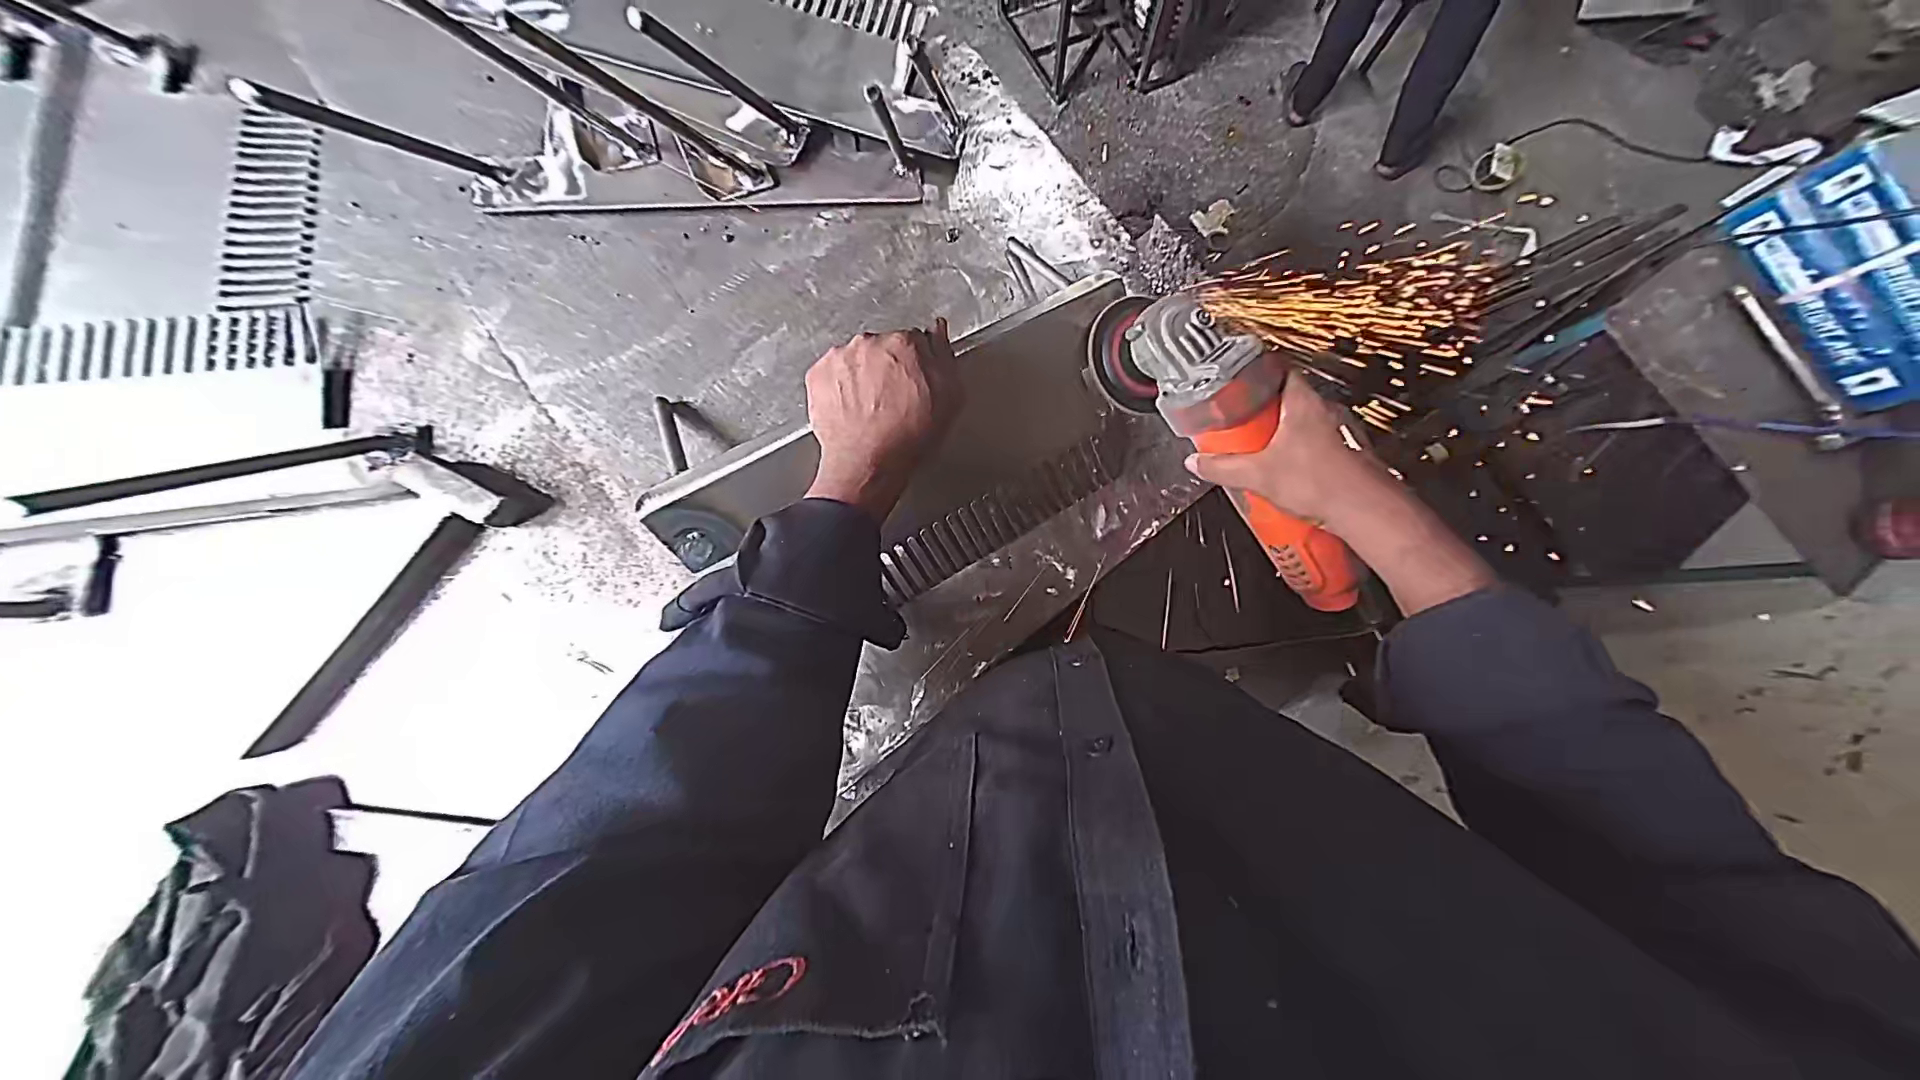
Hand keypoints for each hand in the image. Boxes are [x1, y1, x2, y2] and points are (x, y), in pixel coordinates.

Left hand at [804, 320, 962, 521]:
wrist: (867, 464)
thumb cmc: (906, 437)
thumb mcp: (949, 398)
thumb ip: (944, 357)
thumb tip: (938, 334)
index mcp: (904, 344)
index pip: (913, 341)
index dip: (916, 365)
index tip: (914, 383)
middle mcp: (869, 343)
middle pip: (882, 347)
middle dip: (887, 368)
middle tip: (893, 401)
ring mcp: (840, 358)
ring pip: (855, 360)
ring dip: (862, 377)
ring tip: (871, 409)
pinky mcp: (818, 375)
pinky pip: (832, 374)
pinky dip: (839, 387)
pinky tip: (851, 410)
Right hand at [1184, 371, 1494, 615]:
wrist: (1365, 510)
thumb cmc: (1323, 483)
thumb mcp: (1256, 475)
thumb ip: (1222, 467)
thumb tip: (1198, 462)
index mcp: (1304, 404)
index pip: (1280, 372)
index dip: (1258, 376)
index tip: (1241, 385)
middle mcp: (1327, 412)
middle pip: (1289, 401)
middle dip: (1263, 415)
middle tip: (1243, 429)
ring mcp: (1342, 432)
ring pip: (1305, 425)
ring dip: (1283, 437)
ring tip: (1262, 457)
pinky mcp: (1350, 455)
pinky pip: (1319, 447)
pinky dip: (1301, 457)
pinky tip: (1288, 477)